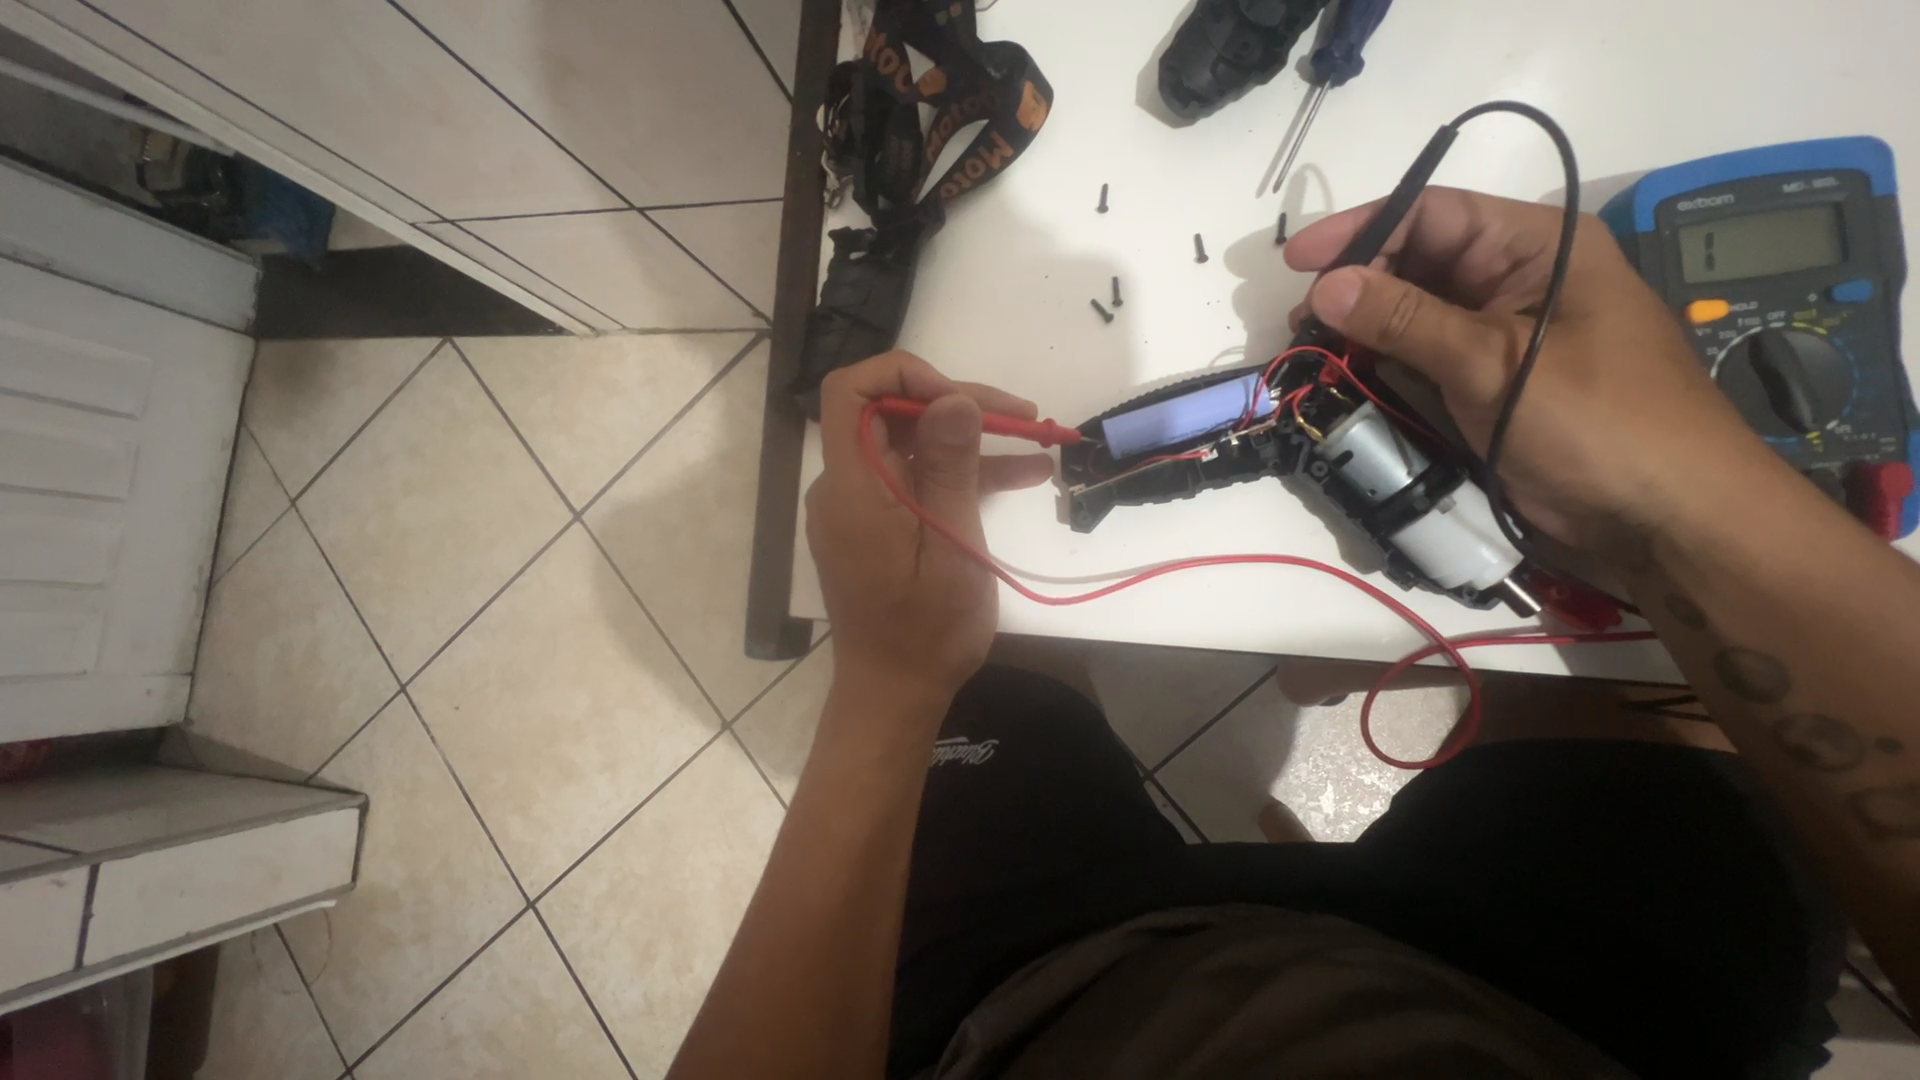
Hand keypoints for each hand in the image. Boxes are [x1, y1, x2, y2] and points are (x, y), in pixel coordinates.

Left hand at [807, 351, 1053, 708]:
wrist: (895, 691)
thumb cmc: (925, 631)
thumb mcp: (951, 547)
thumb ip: (950, 469)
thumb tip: (954, 397)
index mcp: (854, 487)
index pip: (852, 392)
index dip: (905, 375)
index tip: (962, 399)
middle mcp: (848, 486)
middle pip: (894, 414)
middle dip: (960, 406)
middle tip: (1024, 417)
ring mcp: (863, 505)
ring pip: (916, 447)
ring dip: (974, 442)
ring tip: (1039, 443)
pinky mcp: (881, 523)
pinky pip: (919, 482)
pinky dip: (963, 477)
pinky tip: (1023, 477)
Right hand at [1284, 188, 1781, 563]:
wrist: (1656, 516)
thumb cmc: (1595, 421)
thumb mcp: (1492, 362)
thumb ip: (1404, 320)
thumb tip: (1325, 286)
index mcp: (1536, 247)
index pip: (1432, 214)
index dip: (1361, 228)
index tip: (1297, 260)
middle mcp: (1511, 281)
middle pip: (1413, 261)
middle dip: (1353, 284)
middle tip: (1300, 318)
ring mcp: (1491, 336)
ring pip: (1406, 314)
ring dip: (1357, 329)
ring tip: (1310, 346)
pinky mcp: (1476, 384)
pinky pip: (1414, 360)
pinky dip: (1376, 365)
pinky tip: (1343, 374)